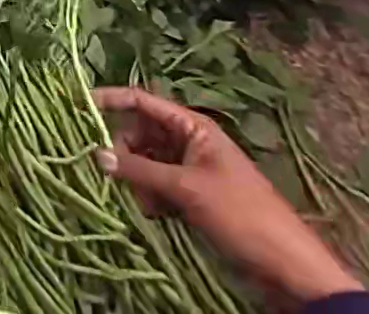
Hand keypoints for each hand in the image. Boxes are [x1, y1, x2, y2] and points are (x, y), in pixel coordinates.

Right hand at [93, 86, 362, 303]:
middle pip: (139, 133)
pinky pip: (157, 184)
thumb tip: (95, 155)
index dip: (110, 99)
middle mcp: (188, 140)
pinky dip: (150, 195)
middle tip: (113, 173)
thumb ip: (139, 170)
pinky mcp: (192, 194)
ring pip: (146, 161)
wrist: (290, 269)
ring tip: (143, 202)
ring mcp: (190, 168)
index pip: (141, 101)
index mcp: (192, 126)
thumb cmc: (241, 215)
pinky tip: (155, 214)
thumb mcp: (186, 189)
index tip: (78, 104)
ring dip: (138, 178)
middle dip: (124, 151)